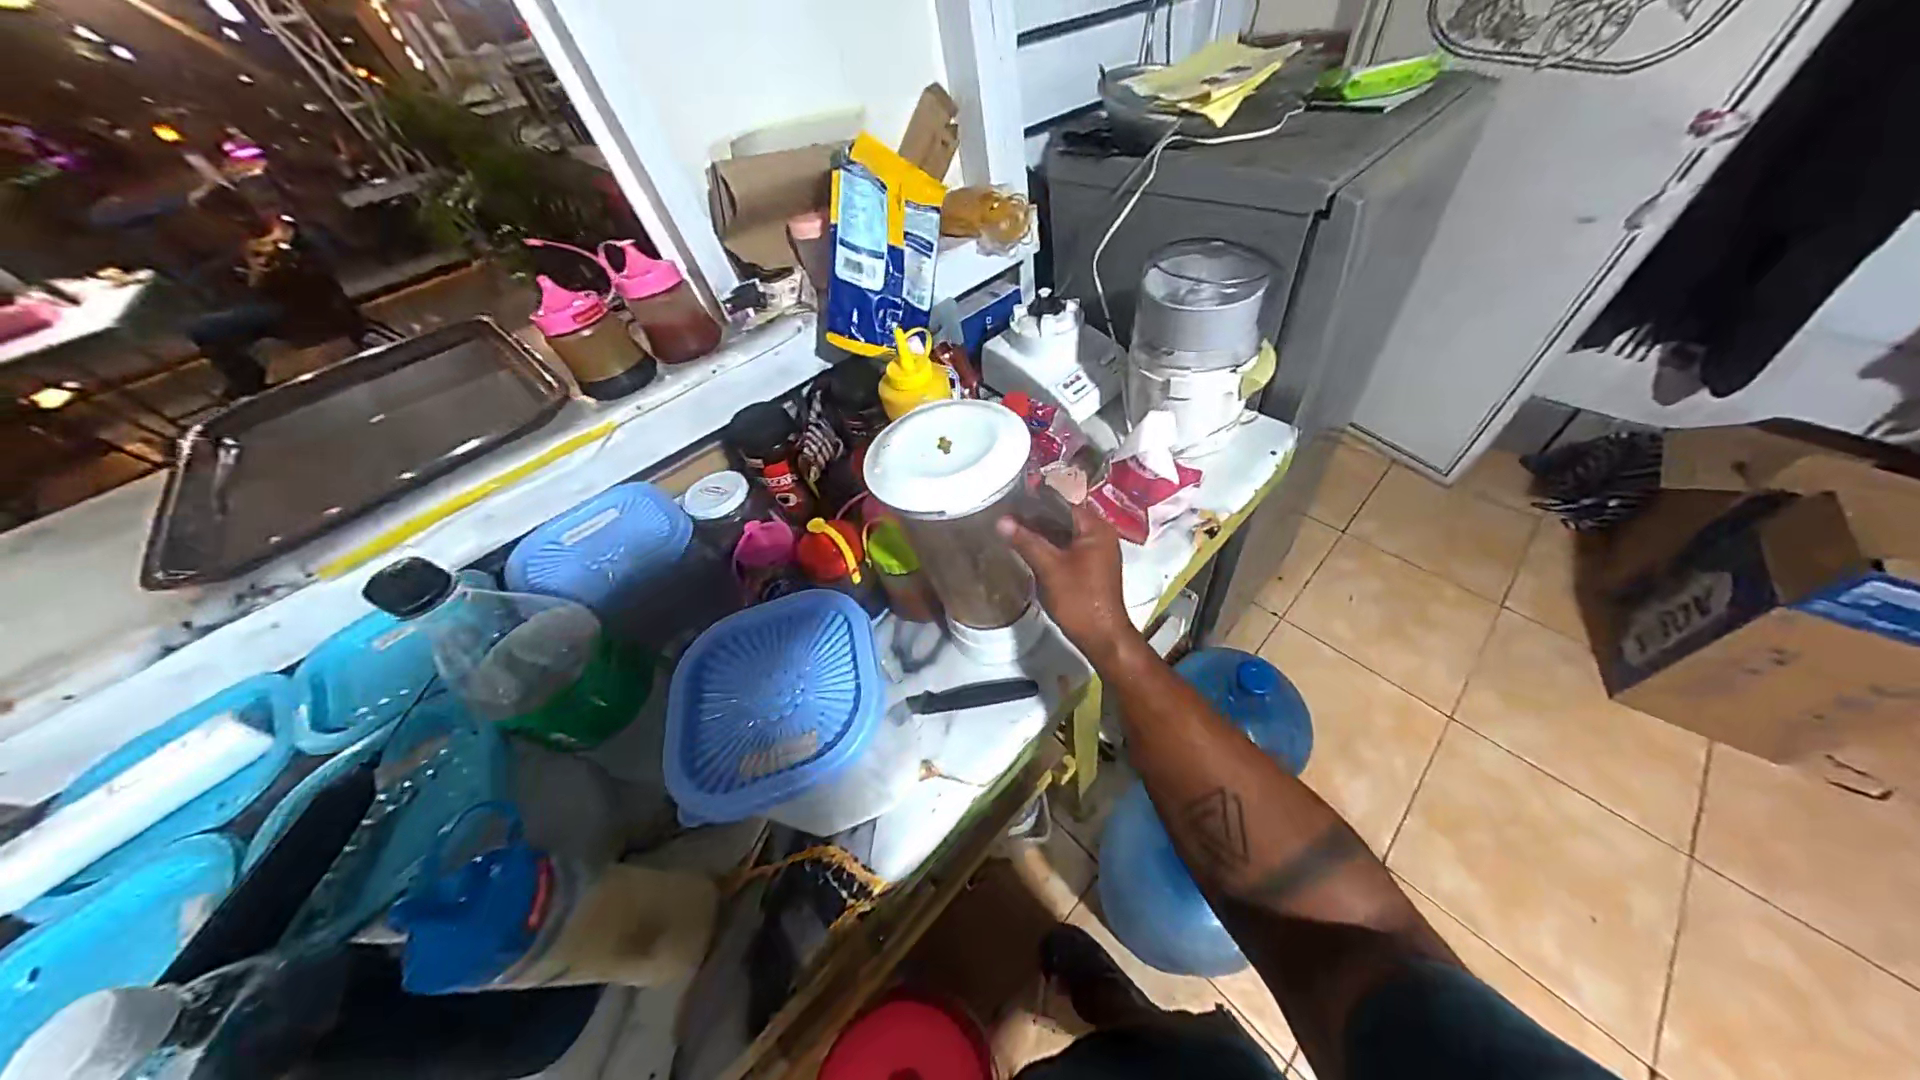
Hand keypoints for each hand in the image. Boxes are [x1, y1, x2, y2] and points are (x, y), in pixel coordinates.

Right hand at [998, 502, 1142, 665]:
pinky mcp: (1092, 568)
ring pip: (1064, 536)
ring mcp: (1098, 552)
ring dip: (1042, 536)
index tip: (1009, 507)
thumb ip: (1026, 541)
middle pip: (1063, 520)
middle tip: (1006, 522)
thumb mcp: (1049, 567)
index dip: (1034, 505)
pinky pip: (1068, 550)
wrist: (1102, 637)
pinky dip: (1051, 549)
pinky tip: (1030, 552)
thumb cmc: (1079, 599)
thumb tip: (1002, 520)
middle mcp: (1101, 535)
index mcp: (1096, 528)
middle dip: (1036, 521)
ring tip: (1013, 535)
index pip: (1061, 505)